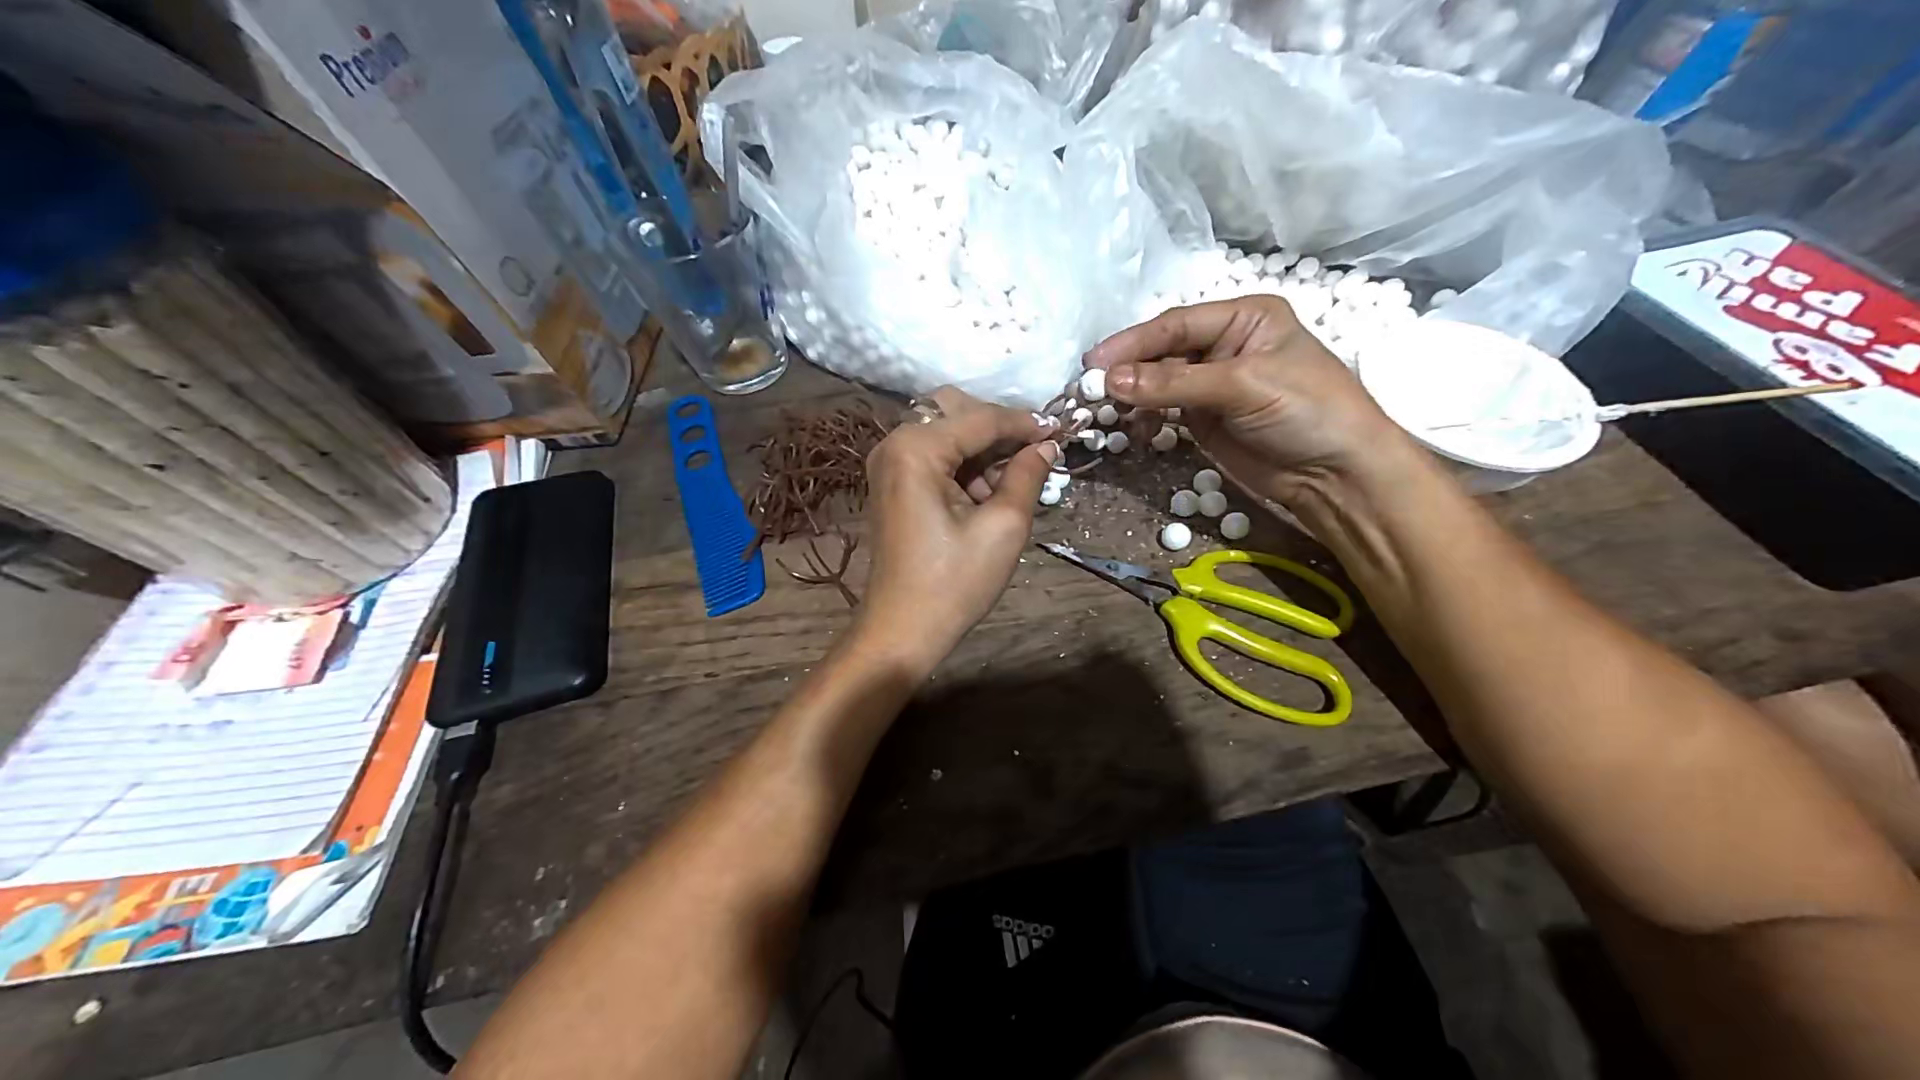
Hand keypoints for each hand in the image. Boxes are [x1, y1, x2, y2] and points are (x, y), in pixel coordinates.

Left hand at [856, 386, 1058, 671]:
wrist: (902, 630)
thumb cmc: (954, 583)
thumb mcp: (1003, 527)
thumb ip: (1027, 475)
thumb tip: (1046, 444)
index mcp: (915, 449)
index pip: (981, 418)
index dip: (1025, 423)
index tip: (1062, 432)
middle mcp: (895, 444)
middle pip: (958, 413)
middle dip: (1000, 432)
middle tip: (1035, 458)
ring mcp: (889, 463)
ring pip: (948, 433)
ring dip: (983, 451)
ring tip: (1012, 485)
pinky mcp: (893, 483)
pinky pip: (935, 456)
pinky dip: (965, 466)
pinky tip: (988, 494)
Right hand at [1084, 298, 1418, 501]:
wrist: (1336, 475)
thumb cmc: (1306, 411)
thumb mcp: (1243, 386)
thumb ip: (1174, 384)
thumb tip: (1110, 382)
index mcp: (1244, 318)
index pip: (1176, 324)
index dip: (1134, 342)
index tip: (1095, 361)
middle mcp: (1224, 345)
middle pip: (1162, 351)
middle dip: (1127, 369)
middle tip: (1088, 388)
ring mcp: (1211, 384)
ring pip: (1157, 382)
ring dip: (1130, 395)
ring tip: (1102, 409)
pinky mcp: (1203, 420)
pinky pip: (1162, 411)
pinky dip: (1142, 418)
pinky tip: (1127, 425)